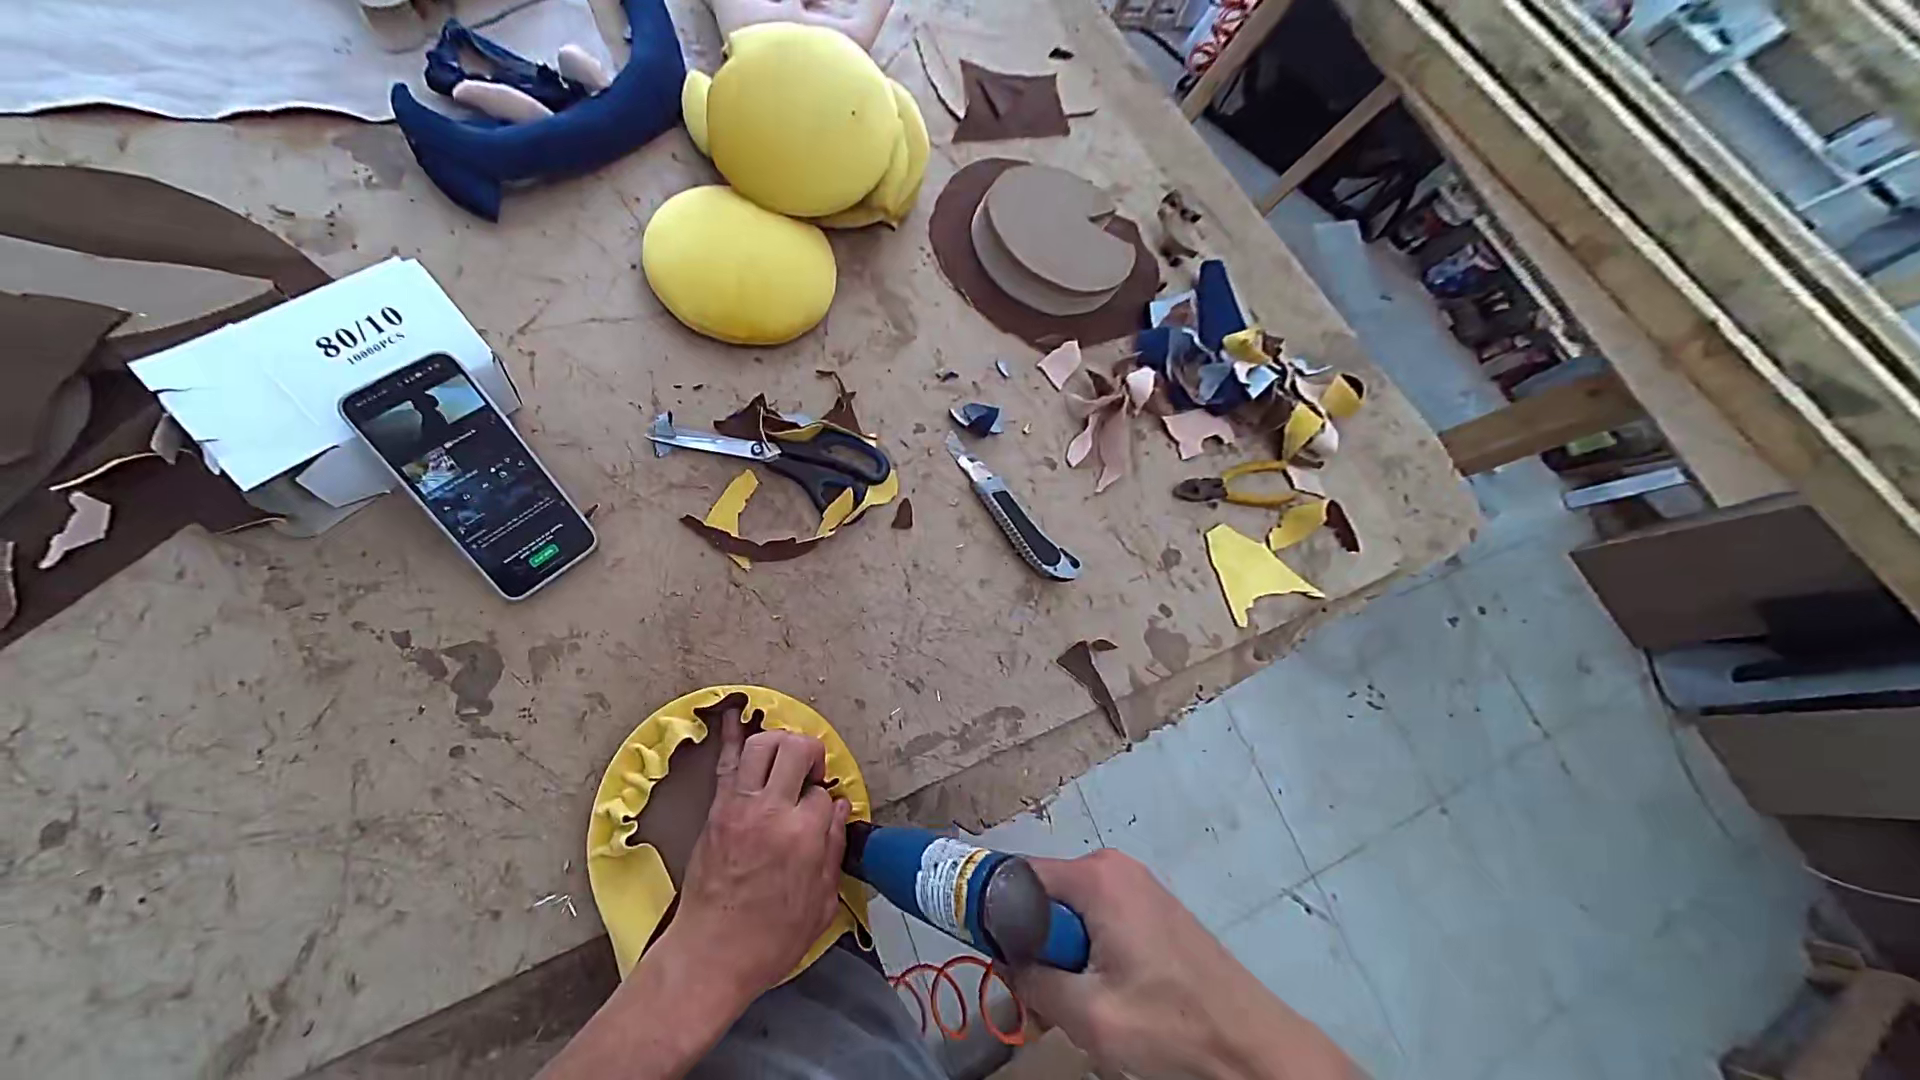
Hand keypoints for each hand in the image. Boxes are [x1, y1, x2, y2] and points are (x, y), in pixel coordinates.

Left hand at [664, 705, 850, 1008]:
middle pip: (797, 748)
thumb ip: (833, 850)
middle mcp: (771, 812)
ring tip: (785, 759)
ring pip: (762, 744)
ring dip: (780, 742)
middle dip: (811, 753)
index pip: (823, 792)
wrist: (708, 958)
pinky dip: (730, 735)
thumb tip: (838, 810)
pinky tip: (734, 715)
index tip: (820, 815)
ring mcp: (739, 808)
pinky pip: (725, 763)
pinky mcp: (716, 812)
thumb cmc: (767, 941)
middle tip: (810, 774)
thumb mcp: (821, 904)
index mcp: (803, 835)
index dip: (825, 801)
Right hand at [1011, 851, 1361, 1079]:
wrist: (1255, 1048)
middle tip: (1039, 997)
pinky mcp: (1150, 907)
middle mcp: (1114, 866)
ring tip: (1076, 1004)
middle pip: (1045, 895)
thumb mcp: (1088, 1014)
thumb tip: (1006, 962)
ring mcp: (1135, 885)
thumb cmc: (1170, 1024)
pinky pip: (1097, 919)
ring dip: (1061, 955)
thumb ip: (1033, 981)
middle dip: (1034, 944)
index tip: (992, 956)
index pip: (1019, 875)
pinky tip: (1104, 994)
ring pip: (1070, 912)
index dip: (996, 913)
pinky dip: (1087, 952)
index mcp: (1097, 875)